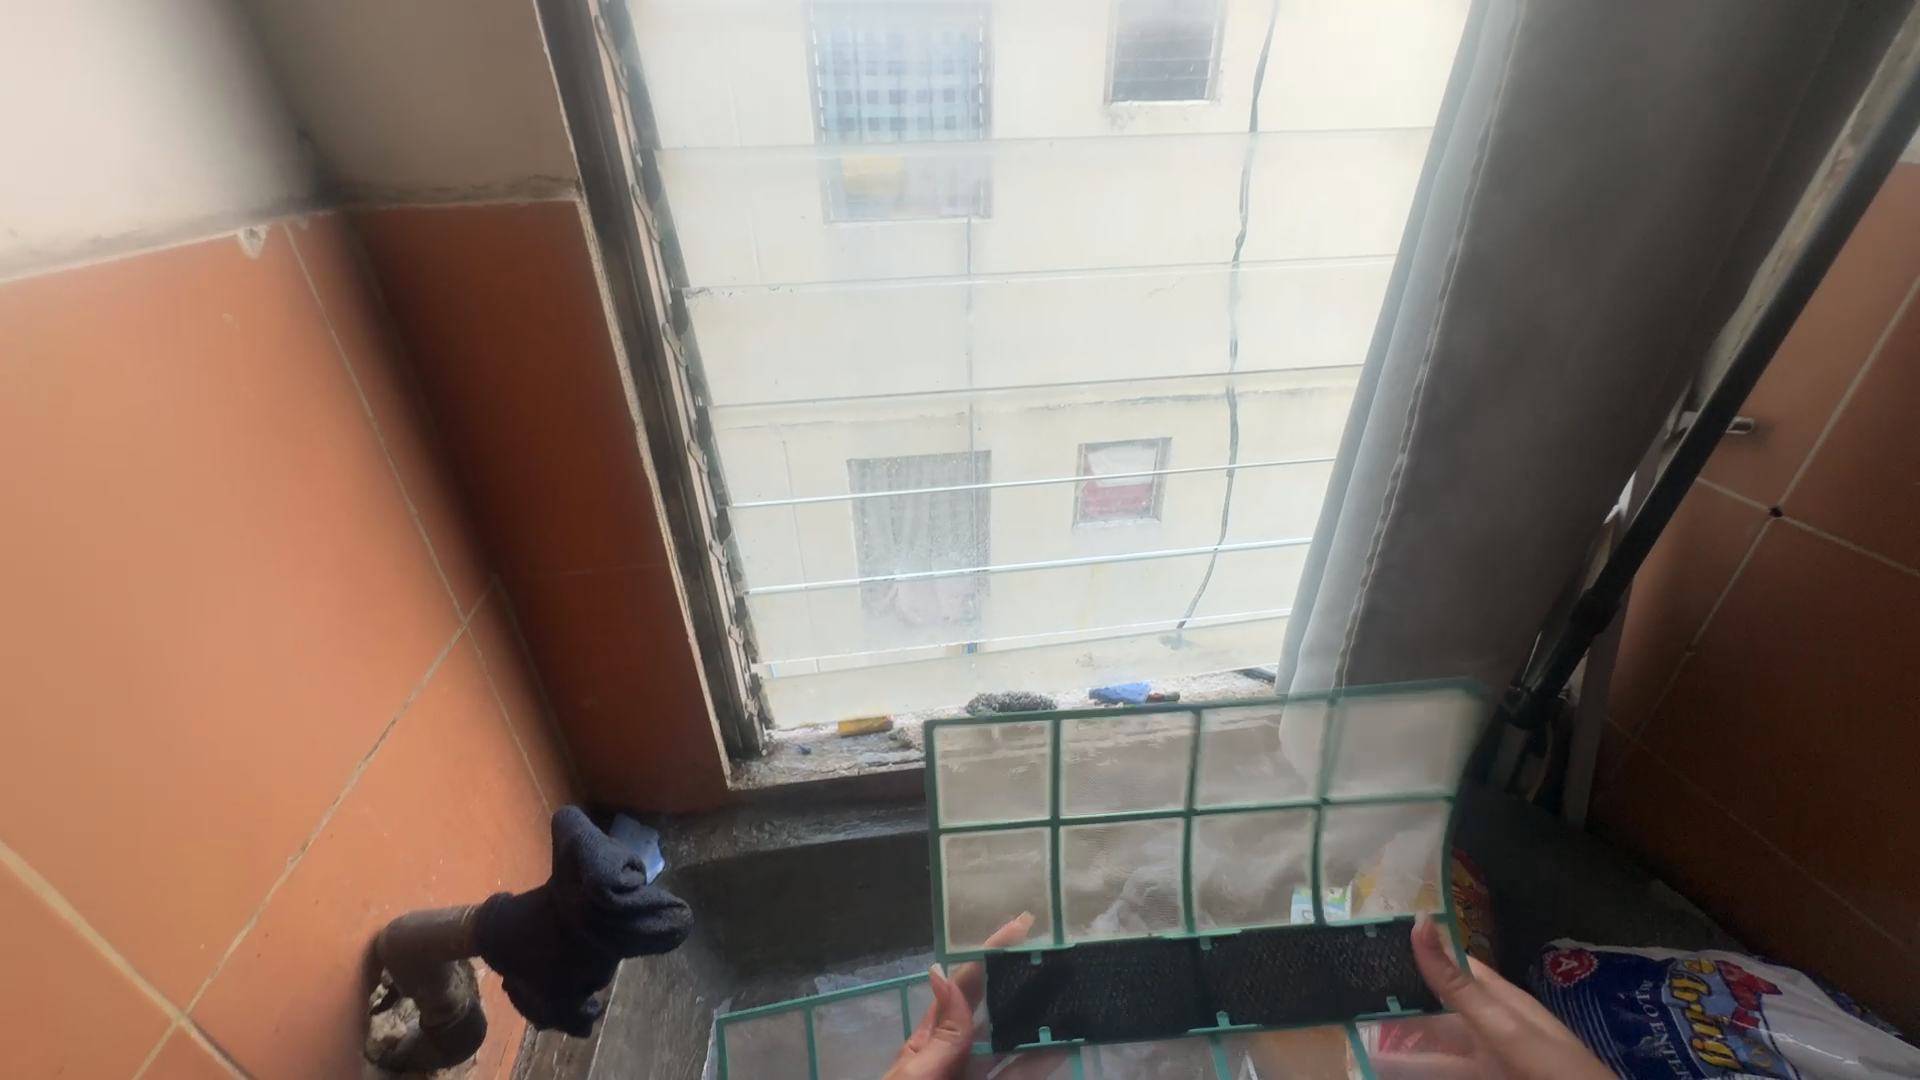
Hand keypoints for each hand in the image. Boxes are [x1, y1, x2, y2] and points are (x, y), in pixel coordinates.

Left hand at [882, 913, 1064, 1079]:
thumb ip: (939, 1039)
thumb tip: (943, 972)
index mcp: (929, 1044)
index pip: (963, 987)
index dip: (989, 954)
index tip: (1023, 924)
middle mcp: (954, 1061)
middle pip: (993, 1015)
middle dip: (1021, 986)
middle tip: (1057, 961)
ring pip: (1011, 1054)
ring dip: (1038, 1029)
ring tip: (1070, 1003)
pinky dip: (1038, 1067)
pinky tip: (1062, 1053)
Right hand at [1369, 915, 1614, 1079]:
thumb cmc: (1560, 1075)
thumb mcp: (1505, 1028)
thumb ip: (1455, 981)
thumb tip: (1418, 919)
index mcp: (1499, 1002)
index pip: (1449, 964)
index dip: (1411, 952)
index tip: (1367, 945)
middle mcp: (1492, 1030)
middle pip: (1435, 1013)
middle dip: (1397, 1009)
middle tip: (1352, 1001)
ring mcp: (1492, 1066)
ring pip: (1437, 1054)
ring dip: (1404, 1051)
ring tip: (1363, 1049)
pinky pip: (1445, 1074)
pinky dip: (1416, 1072)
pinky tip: (1386, 1072)